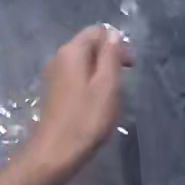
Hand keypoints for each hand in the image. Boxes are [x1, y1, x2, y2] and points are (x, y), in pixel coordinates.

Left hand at [22, 26, 133, 179]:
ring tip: (113, 94)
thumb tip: (114, 33)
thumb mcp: (107, 85)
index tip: (130, 65)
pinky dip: (90, 83)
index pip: (98, 31)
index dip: (117, 43)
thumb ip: (111, 55)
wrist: (55, 153)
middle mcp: (59, 57)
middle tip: (125, 80)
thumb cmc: (86, 118)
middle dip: (110, 57)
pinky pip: (76, 77)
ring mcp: (54, 74)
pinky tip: (97, 103)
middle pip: (89, 45)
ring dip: (101, 72)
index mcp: (72, 51)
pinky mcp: (54, 91)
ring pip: (84, 62)